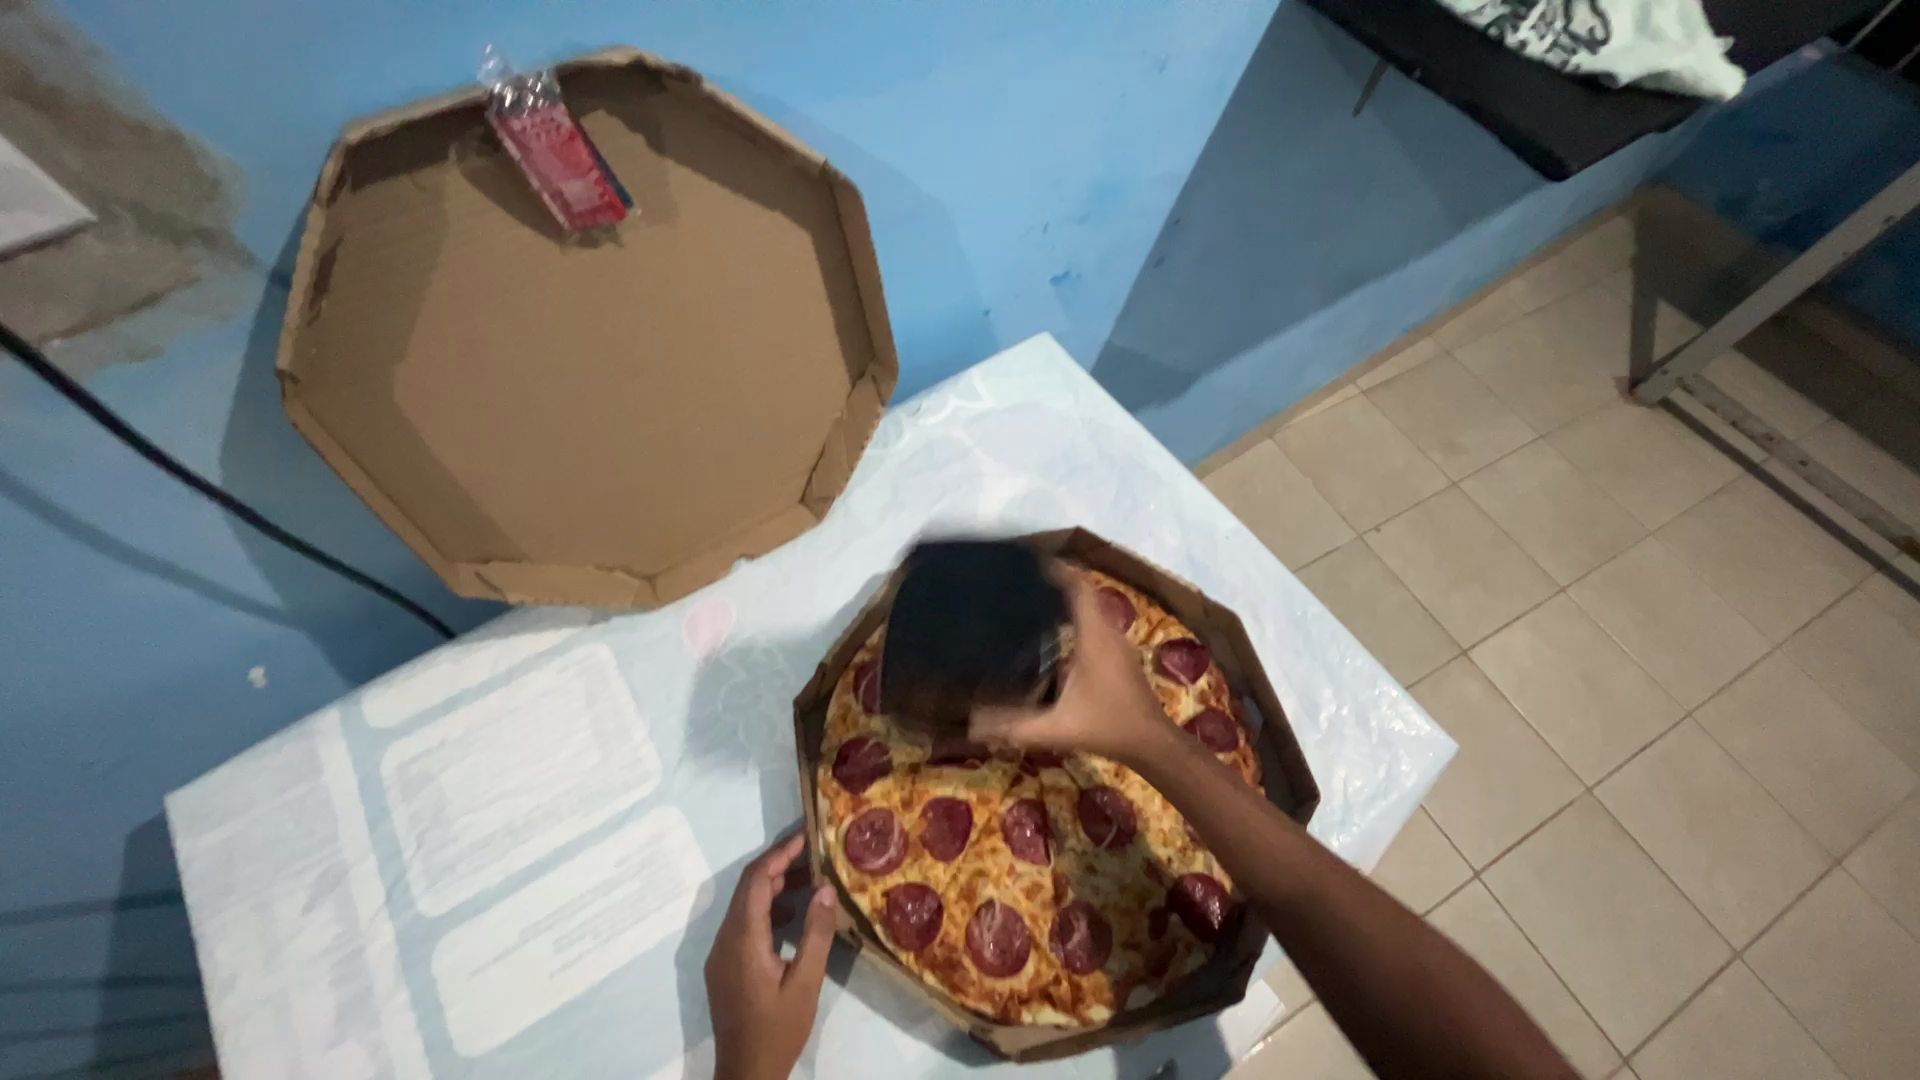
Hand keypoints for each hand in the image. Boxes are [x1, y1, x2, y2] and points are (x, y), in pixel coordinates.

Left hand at [705, 831, 837, 1079]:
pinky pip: (743, 923)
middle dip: (778, 865)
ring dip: (774, 886)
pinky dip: (767, 909)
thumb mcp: (806, 983)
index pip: (756, 880)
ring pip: (744, 905)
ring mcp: (720, 954)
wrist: (745, 1076)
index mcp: (743, 940)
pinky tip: (793, 916)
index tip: (806, 837)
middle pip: (748, 888)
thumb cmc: (778, 1030)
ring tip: (810, 879)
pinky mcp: (724, 967)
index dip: (779, 854)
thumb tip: (825, 888)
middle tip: (813, 853)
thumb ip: (816, 933)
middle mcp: (725, 940)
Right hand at [969, 575, 1170, 764]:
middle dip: (1055, 582)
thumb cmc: (1107, 728)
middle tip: (1022, 582)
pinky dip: (1076, 617)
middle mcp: (1108, 632)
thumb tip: (971, 726)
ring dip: (1067, 600)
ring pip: (1092, 607)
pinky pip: (1096, 622)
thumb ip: (1015, 727)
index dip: (1057, 570)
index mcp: (1094, 637)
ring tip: (1033, 601)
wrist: (1152, 743)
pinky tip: (1055, 633)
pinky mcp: (1120, 655)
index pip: (1078, 587)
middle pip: (1083, 592)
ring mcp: (1118, 643)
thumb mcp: (1057, 729)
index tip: (1030, 562)